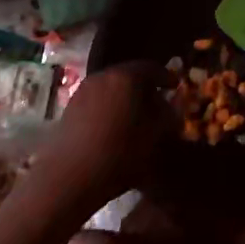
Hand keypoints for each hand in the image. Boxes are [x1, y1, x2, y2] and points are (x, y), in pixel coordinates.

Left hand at [39, 62, 165, 203]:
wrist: (69, 175)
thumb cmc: (119, 153)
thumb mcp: (154, 136)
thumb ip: (166, 115)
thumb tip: (169, 105)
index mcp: (126, 77)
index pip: (152, 68)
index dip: (166, 78)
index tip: (175, 88)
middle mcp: (103, 75)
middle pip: (129, 75)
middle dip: (144, 88)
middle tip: (157, 105)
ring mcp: (83, 89)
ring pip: (111, 87)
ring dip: (125, 98)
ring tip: (136, 118)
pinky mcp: (70, 107)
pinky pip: (97, 99)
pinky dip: (109, 106)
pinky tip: (114, 126)